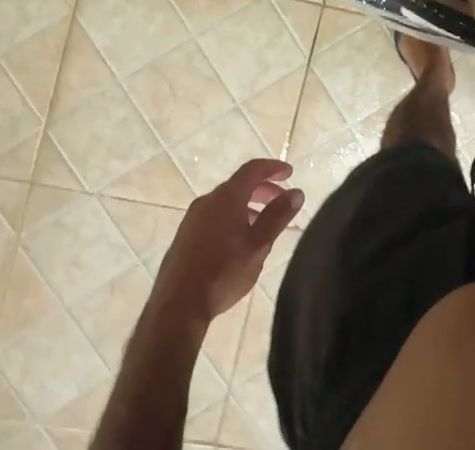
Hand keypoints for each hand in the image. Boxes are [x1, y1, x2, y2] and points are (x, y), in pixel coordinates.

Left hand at [155, 159, 303, 322]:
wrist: (178, 305)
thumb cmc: (224, 272)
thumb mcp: (259, 245)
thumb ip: (278, 216)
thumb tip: (297, 192)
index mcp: (226, 198)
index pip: (252, 169)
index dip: (273, 168)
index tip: (290, 173)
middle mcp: (207, 202)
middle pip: (239, 184)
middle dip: (263, 189)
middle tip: (281, 201)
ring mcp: (192, 219)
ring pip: (226, 202)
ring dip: (248, 206)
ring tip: (264, 225)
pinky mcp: (185, 236)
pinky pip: (214, 216)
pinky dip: (233, 217)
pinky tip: (239, 241)